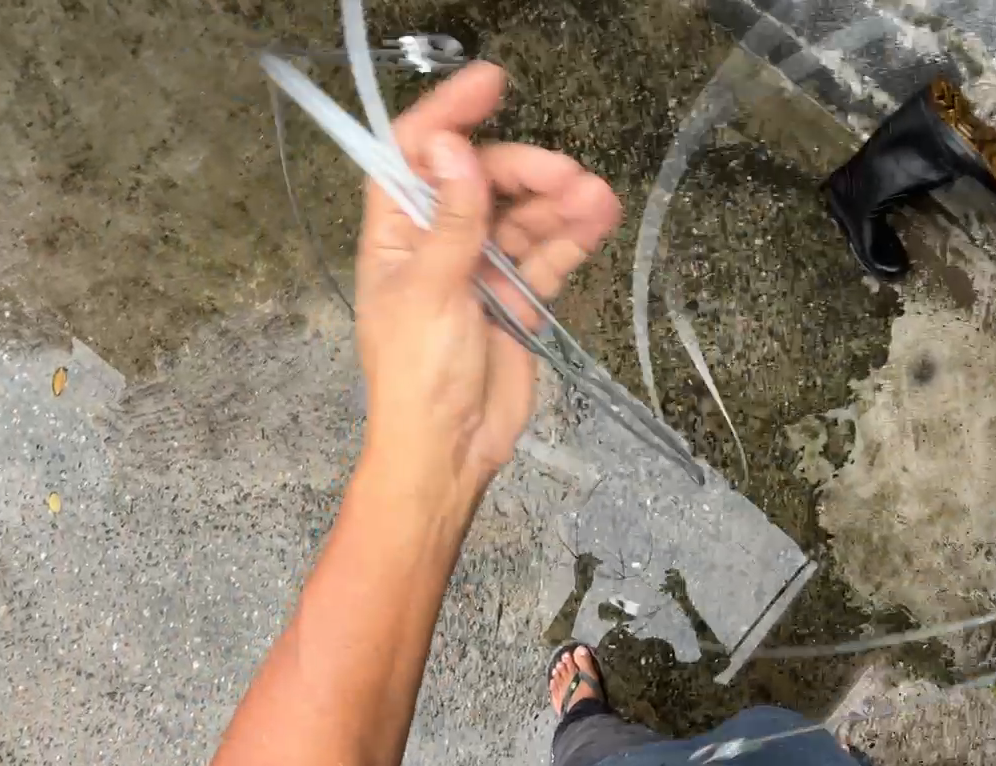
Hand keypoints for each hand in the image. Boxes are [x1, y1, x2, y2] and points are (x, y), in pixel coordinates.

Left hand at [352, 62, 622, 502]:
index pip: (415, 157)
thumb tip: (449, 146)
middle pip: (483, 185)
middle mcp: (439, 246)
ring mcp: (481, 274)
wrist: (451, 448)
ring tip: (598, 200)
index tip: (490, 86)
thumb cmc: (419, 374)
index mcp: (397, 236)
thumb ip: (450, 221)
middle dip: (525, 174)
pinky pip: (545, 260)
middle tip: (568, 175)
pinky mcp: (517, 303)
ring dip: (559, 207)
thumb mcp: (429, 292)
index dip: (448, 117)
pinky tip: (597, 221)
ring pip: (523, 222)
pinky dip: (570, 241)